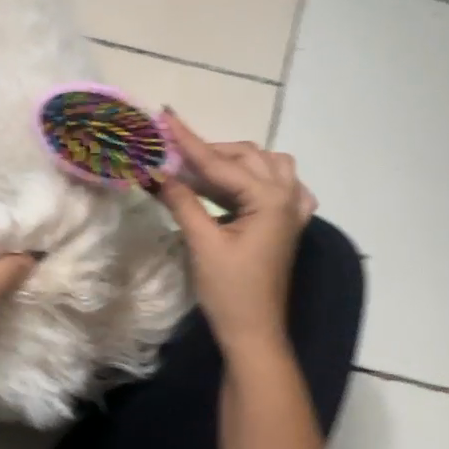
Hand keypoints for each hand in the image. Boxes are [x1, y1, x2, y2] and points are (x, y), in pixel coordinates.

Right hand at [156, 110, 315, 350]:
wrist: (253, 331)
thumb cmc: (229, 291)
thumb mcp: (202, 244)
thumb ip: (182, 202)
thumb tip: (156, 173)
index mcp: (270, 198)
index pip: (220, 162)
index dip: (188, 141)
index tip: (165, 117)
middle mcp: (287, 195)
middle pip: (246, 157)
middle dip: (209, 151)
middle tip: (173, 155)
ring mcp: (292, 210)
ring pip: (267, 166)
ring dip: (234, 162)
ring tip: (201, 171)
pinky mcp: (286, 226)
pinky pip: (279, 186)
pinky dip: (256, 179)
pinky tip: (240, 188)